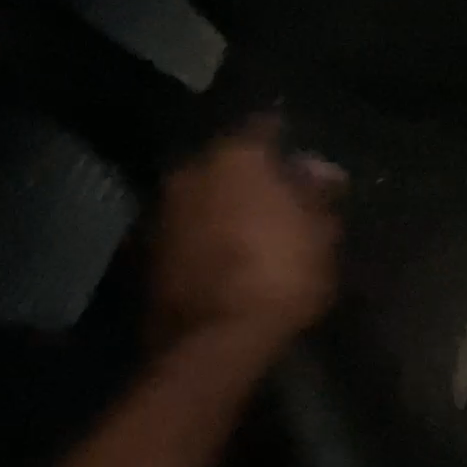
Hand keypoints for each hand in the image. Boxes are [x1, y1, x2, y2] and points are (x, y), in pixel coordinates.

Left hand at [156, 115, 344, 340]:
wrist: (214, 339)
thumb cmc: (280, 278)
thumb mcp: (320, 237)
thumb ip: (318, 195)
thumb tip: (321, 167)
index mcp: (237, 156)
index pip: (264, 127)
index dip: (286, 143)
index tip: (301, 162)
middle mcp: (190, 169)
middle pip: (226, 162)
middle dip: (249, 178)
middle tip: (275, 202)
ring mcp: (162, 209)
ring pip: (201, 196)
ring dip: (221, 208)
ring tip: (248, 234)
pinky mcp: (145, 249)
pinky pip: (185, 230)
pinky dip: (202, 238)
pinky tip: (222, 260)